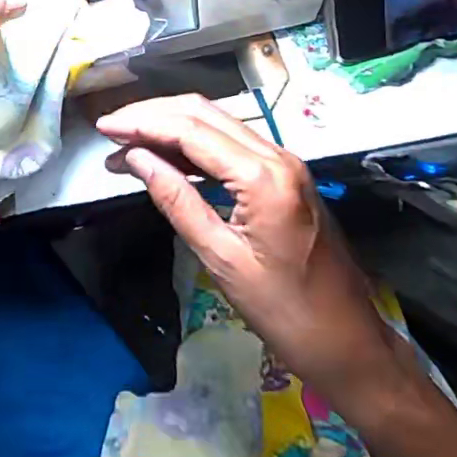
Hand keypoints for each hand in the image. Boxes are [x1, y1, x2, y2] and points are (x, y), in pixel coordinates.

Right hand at [95, 95, 405, 406]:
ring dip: (169, 125)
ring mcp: (284, 163)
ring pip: (216, 122)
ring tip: (127, 144)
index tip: (105, 128)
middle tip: (110, 130)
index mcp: (263, 178)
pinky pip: (229, 143)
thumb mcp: (221, 259)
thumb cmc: (287, 312)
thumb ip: (176, 200)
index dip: (142, 124)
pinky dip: (191, 144)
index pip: (190, 130)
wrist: (352, 343)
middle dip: (152, 115)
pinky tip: (165, 157)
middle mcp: (277, 157)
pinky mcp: (283, 176)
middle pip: (203, 113)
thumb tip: (135, 159)